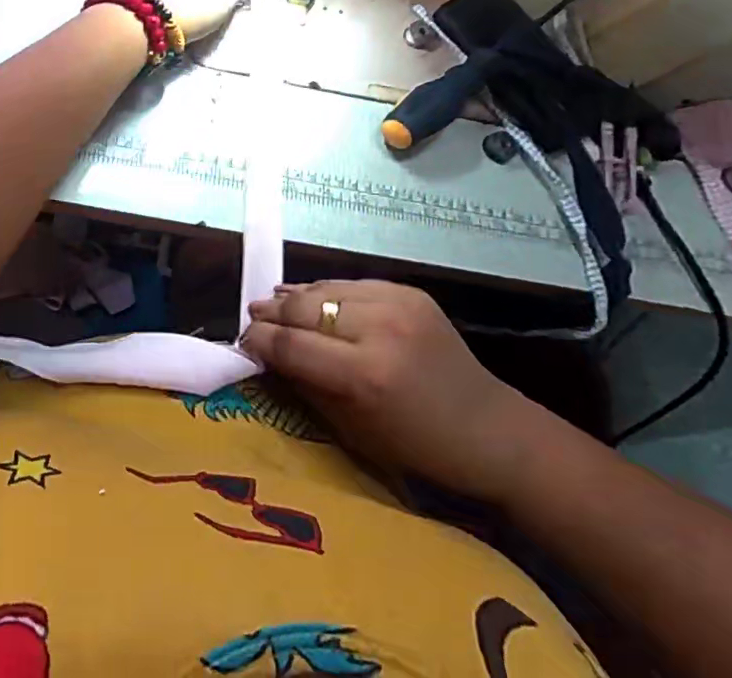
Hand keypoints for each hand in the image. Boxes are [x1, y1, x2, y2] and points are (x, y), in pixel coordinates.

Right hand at [244, 280, 530, 500]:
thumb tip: (267, 351)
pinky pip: (355, 285)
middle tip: (252, 317)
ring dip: (297, 297)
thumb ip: (304, 383)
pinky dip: (329, 292)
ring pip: (326, 287)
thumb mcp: (349, 429)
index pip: (290, 344)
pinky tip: (315, 298)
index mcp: (363, 375)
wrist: (488, 429)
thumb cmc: (413, 446)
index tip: (243, 340)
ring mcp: (399, 304)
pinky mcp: (412, 292)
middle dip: (272, 312)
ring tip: (275, 302)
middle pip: (303, 307)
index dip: (259, 339)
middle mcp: (380, 329)